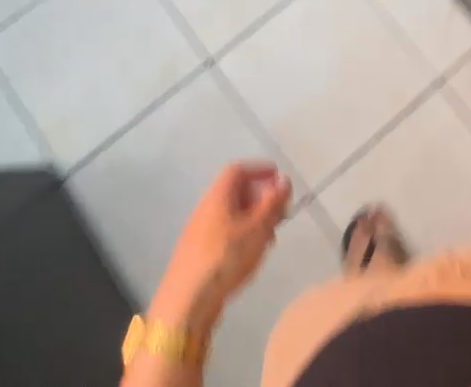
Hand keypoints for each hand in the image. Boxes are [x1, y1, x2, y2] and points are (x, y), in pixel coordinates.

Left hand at [156, 161, 292, 319]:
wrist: (186, 302)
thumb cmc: (225, 258)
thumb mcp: (257, 228)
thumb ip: (273, 203)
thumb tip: (284, 180)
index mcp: (218, 196)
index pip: (238, 170)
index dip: (260, 169)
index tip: (280, 179)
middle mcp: (206, 208)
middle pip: (235, 191)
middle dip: (261, 197)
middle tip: (280, 213)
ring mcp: (199, 231)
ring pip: (231, 214)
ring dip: (254, 219)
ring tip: (269, 238)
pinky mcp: (198, 253)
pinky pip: (224, 232)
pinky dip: (242, 235)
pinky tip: (251, 255)